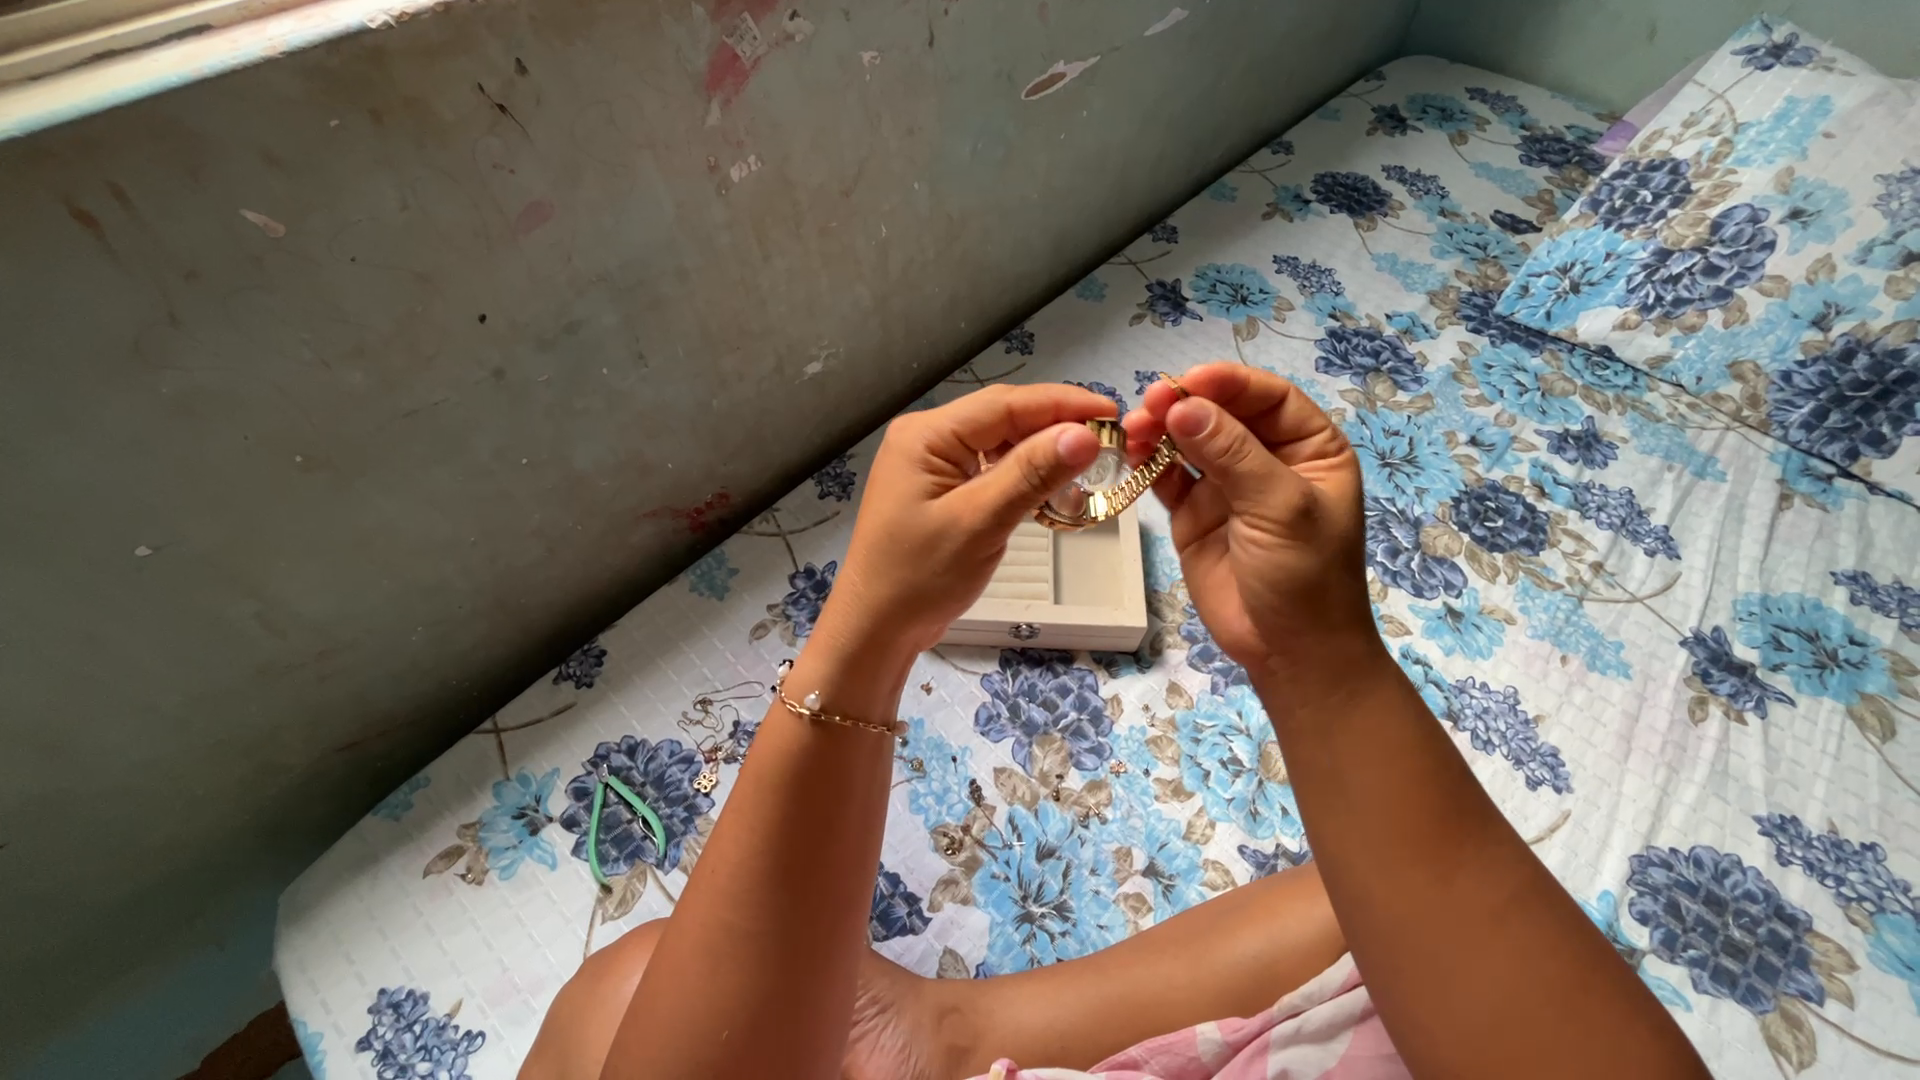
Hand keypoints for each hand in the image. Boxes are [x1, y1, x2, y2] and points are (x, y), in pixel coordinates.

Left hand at [817, 384, 1115, 657]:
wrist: (875, 628)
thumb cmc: (919, 577)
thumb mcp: (980, 522)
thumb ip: (1031, 474)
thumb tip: (1085, 435)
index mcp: (927, 434)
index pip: (1006, 404)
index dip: (1062, 404)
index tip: (1112, 415)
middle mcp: (927, 439)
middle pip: (1003, 418)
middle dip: (1055, 426)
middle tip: (1109, 442)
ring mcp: (932, 466)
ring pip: (999, 444)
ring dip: (1041, 452)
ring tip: (1087, 464)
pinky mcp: (941, 492)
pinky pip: (989, 469)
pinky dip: (1022, 476)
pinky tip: (1050, 488)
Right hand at [1124, 364, 1375, 679]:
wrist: (1288, 651)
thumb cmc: (1305, 576)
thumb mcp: (1280, 508)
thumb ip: (1233, 455)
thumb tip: (1183, 408)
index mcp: (1309, 448)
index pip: (1268, 399)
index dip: (1229, 384)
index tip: (1187, 381)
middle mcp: (1266, 459)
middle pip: (1222, 415)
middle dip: (1186, 405)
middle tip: (1148, 404)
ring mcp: (1226, 487)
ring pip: (1189, 443)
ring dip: (1161, 431)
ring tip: (1131, 430)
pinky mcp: (1193, 514)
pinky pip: (1167, 478)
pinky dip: (1148, 464)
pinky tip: (1131, 455)